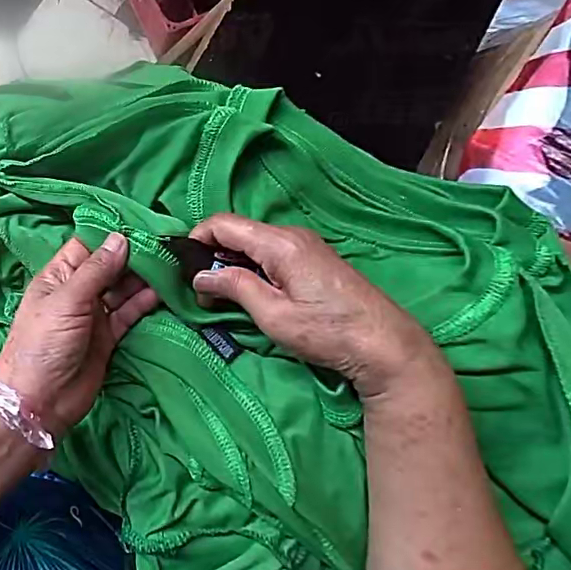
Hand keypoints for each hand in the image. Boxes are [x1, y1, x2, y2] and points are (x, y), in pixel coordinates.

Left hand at [0, 232, 158, 430]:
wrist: (40, 403)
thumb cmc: (43, 345)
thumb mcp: (67, 301)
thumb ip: (95, 270)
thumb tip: (120, 238)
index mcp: (58, 276)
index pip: (88, 246)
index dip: (112, 236)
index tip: (143, 225)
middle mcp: (77, 292)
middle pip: (109, 266)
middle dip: (133, 255)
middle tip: (166, 244)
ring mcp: (94, 314)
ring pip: (122, 288)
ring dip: (143, 278)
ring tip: (170, 265)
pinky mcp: (108, 337)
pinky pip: (129, 313)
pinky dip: (145, 303)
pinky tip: (163, 292)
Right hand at [189, 213, 443, 401]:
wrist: (386, 345)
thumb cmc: (328, 332)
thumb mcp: (273, 315)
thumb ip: (234, 288)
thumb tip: (200, 276)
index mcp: (280, 243)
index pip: (223, 223)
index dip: (196, 240)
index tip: (184, 269)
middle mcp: (292, 235)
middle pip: (237, 232)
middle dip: (212, 255)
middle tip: (202, 291)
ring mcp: (306, 245)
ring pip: (253, 243)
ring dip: (232, 264)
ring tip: (224, 297)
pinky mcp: (314, 259)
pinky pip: (271, 253)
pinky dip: (252, 267)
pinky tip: (252, 294)